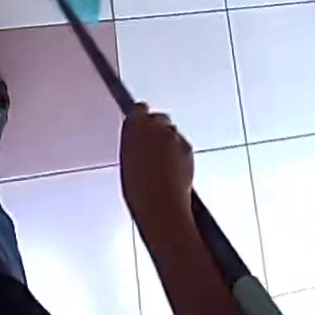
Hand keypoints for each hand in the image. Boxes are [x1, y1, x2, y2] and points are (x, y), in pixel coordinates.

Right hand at [120, 103, 194, 230]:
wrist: (160, 205)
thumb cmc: (140, 191)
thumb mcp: (127, 161)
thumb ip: (134, 143)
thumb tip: (139, 143)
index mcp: (134, 127)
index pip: (139, 109)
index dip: (142, 116)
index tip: (143, 121)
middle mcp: (154, 126)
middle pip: (159, 119)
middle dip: (158, 130)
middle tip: (156, 148)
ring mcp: (172, 135)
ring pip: (172, 132)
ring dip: (170, 142)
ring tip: (166, 165)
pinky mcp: (186, 146)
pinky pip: (183, 145)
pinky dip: (181, 154)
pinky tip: (175, 171)